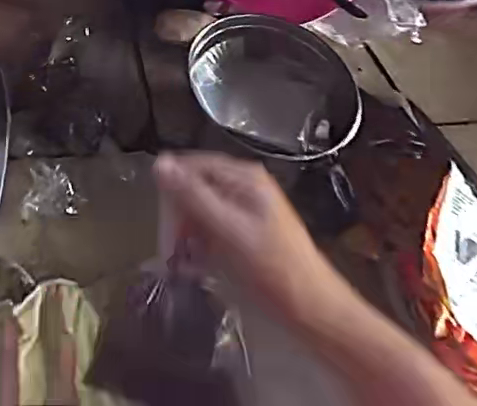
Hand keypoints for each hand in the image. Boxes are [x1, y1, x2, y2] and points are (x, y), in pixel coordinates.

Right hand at [153, 152, 348, 322]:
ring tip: (182, 265)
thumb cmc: (273, 270)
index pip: (191, 166)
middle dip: (180, 218)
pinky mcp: (247, 232)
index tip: (163, 226)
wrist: (317, 312)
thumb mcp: (229, 230)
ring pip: (201, 211)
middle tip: (171, 252)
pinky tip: (197, 267)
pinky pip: (213, 229)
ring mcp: (246, 208)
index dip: (172, 192)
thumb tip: (159, 163)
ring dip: (187, 235)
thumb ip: (194, 196)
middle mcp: (244, 184)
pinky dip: (201, 246)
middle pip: (195, 188)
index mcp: (243, 175)